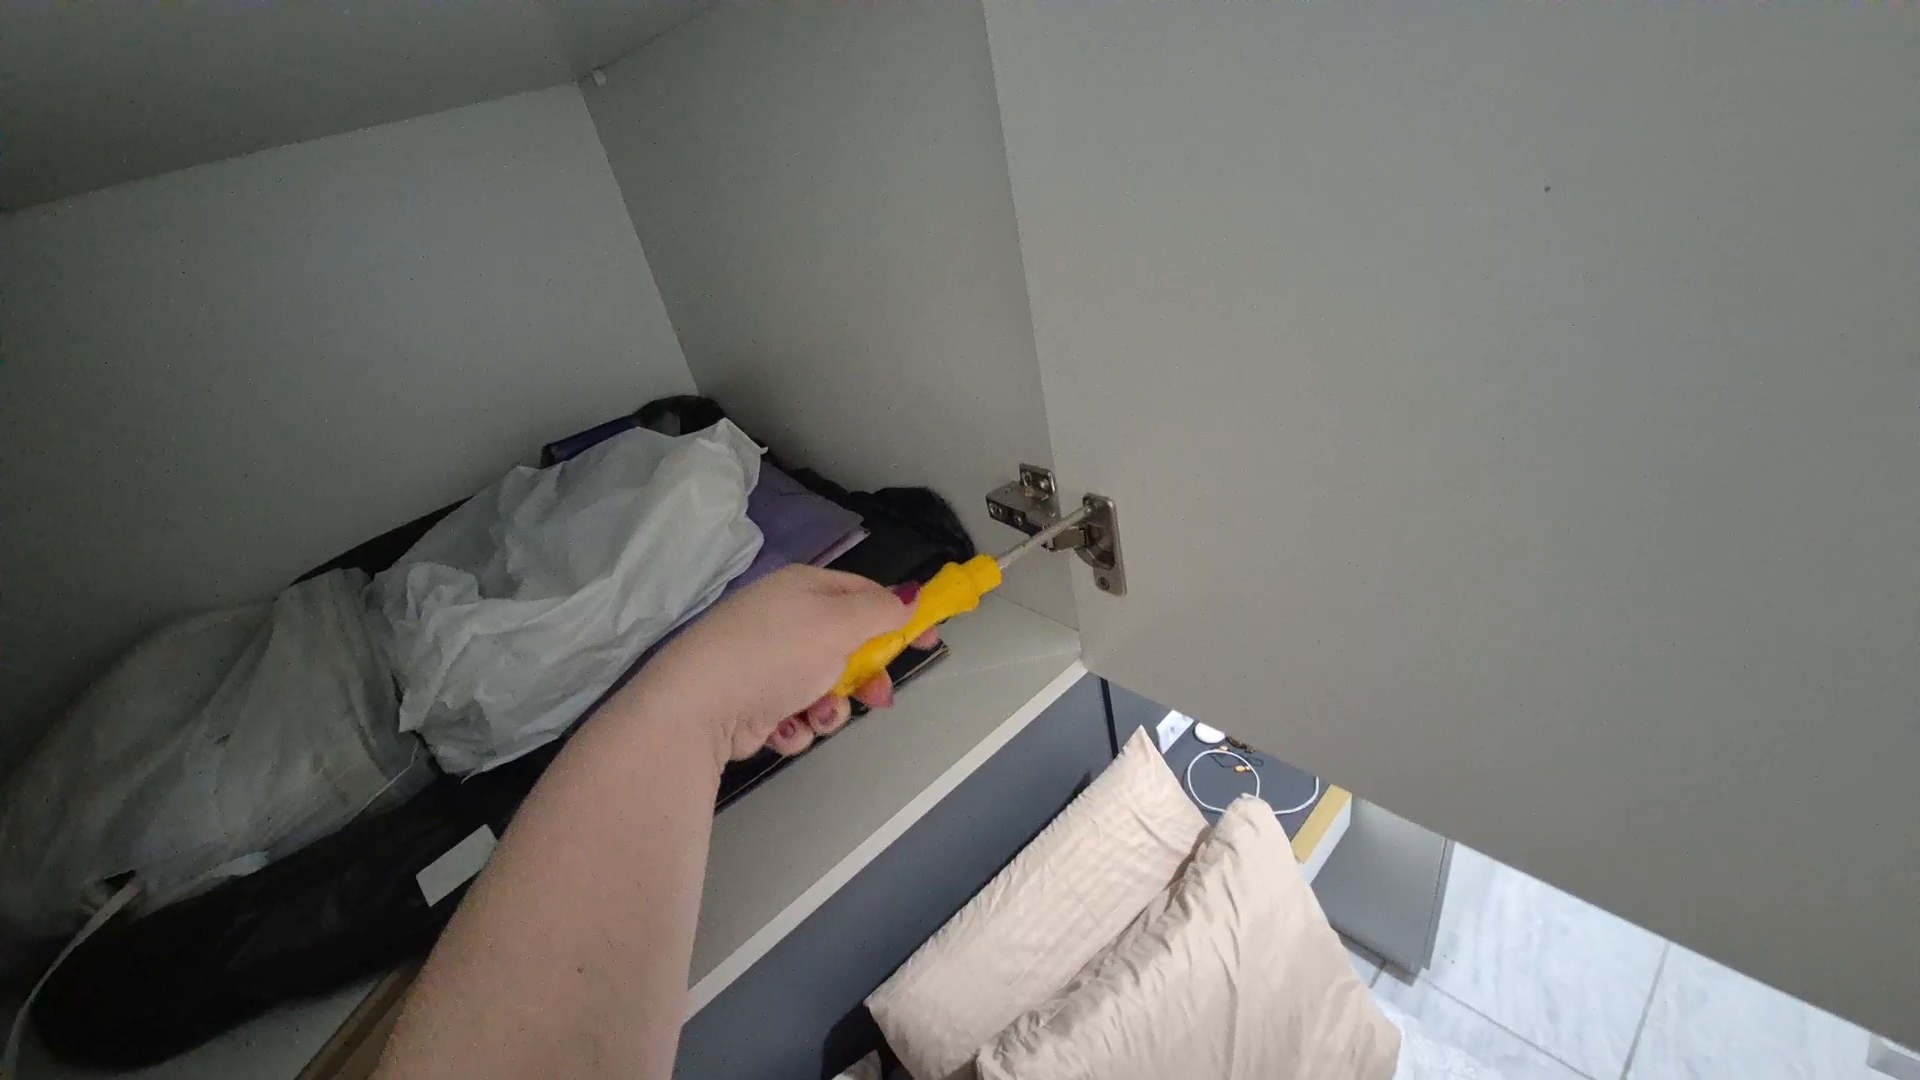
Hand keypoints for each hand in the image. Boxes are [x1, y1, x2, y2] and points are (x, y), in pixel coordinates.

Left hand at [631, 566, 939, 763]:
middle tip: (877, 697)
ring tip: (812, 717)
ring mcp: (766, 661)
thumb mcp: (838, 625)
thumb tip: (911, 595)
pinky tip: (781, 729)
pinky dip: (796, 724)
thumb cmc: (774, 654)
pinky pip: (795, 711)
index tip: (928, 640)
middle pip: (848, 646)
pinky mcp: (752, 700)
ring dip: (828, 708)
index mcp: (804, 588)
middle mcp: (785, 619)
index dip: (898, 617)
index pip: (865, 594)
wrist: (695, 707)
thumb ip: (881, 611)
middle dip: (864, 676)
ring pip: (825, 686)